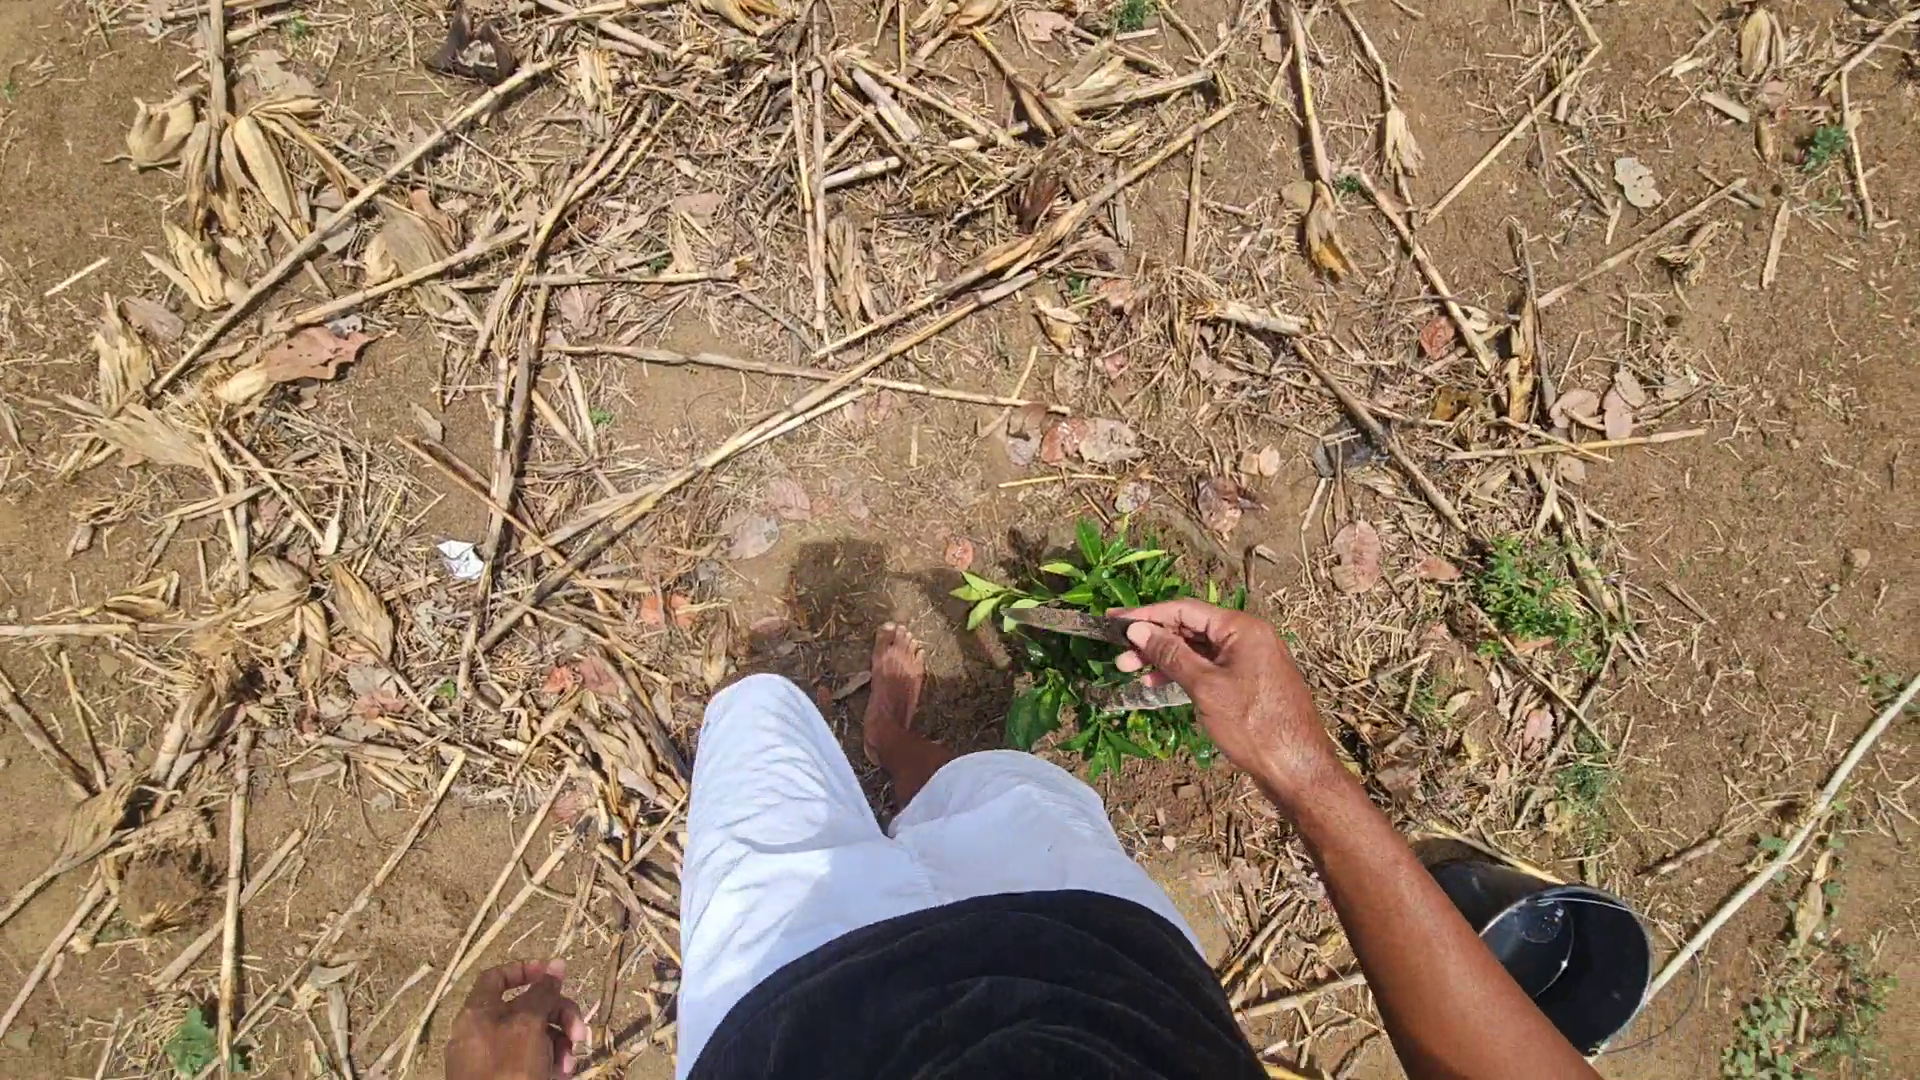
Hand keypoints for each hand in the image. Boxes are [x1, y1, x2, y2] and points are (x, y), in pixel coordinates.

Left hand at [445, 959, 588, 1079]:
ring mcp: (491, 1057)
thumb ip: (544, 991)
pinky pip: (530, 1057)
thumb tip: (557, 963)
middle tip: (578, 1029)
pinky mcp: (503, 1077)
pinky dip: (549, 1060)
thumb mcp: (531, 1023)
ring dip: (560, 1041)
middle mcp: (482, 1032)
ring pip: (534, 1032)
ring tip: (569, 1060)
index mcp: (478, 1014)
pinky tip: (561, 1073)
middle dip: (559, 1014)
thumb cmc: (509, 1068)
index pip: (496, 977)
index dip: (526, 970)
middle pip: (526, 1005)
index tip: (554, 975)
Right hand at [1115, 600, 1338, 799]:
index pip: (1184, 610)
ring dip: (1163, 657)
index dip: (1146, 615)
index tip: (1115, 621)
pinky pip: (1207, 667)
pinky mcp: (1246, 682)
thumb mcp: (1205, 686)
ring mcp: (1248, 660)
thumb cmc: (1253, 725)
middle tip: (1119, 653)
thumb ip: (1170, 654)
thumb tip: (1138, 630)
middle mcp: (1247, 637)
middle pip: (1189, 628)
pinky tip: (1157, 683)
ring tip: (1130, 669)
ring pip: (1196, 650)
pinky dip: (1182, 673)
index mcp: (1241, 628)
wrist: (1298, 770)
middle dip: (1152, 639)